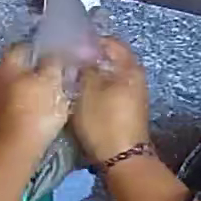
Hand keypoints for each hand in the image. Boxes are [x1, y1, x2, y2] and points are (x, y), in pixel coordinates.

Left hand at [0, 44, 68, 160]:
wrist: (15, 149)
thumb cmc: (35, 110)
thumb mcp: (52, 81)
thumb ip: (53, 63)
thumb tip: (53, 54)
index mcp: (7, 63)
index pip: (24, 46)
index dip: (42, 49)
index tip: (58, 56)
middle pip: (19, 68)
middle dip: (37, 71)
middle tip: (58, 77)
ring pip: (17, 87)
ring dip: (32, 90)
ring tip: (53, 98)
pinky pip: (15, 106)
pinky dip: (27, 106)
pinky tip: (41, 115)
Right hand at [72, 36, 150, 162]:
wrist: (122, 159)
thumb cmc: (104, 121)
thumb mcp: (87, 89)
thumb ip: (83, 66)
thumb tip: (79, 51)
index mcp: (130, 67)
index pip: (108, 41)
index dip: (86, 41)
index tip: (66, 47)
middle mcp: (135, 77)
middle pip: (107, 59)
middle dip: (86, 60)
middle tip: (64, 64)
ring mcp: (132, 94)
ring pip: (106, 76)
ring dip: (88, 77)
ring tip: (68, 80)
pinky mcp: (125, 110)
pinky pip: (107, 91)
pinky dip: (93, 90)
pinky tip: (78, 97)